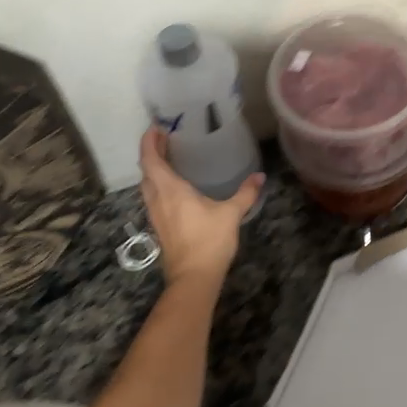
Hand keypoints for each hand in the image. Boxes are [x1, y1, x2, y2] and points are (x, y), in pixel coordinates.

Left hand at [138, 127, 263, 290]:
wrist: (193, 277)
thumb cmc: (209, 241)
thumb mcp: (231, 214)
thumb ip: (245, 193)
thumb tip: (260, 176)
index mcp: (170, 190)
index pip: (150, 159)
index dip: (149, 141)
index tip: (156, 128)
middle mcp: (157, 198)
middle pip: (146, 170)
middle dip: (153, 152)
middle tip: (166, 139)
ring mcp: (156, 214)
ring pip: (148, 185)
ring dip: (154, 170)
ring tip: (169, 159)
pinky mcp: (159, 226)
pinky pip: (153, 197)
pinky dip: (159, 185)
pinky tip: (174, 187)